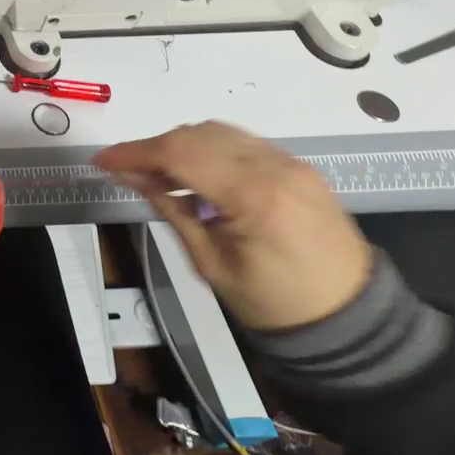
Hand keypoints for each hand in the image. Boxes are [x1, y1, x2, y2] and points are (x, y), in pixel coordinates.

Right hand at [93, 122, 372, 330]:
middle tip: (125, 170)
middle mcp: (275, 167)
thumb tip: (131, 174)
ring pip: (217, 131)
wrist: (352, 322)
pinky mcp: (299, 166)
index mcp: (254, 197)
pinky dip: (208, 148)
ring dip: (180, 144)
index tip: (101, 161)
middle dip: (153, 147)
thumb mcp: (211, 263)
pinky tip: (195, 173)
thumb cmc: (274, 304)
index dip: (134, 152)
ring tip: (159, 173)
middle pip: (196, 135)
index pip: (179, 154)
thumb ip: (171, 208)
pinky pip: (241, 141)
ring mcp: (291, 163)